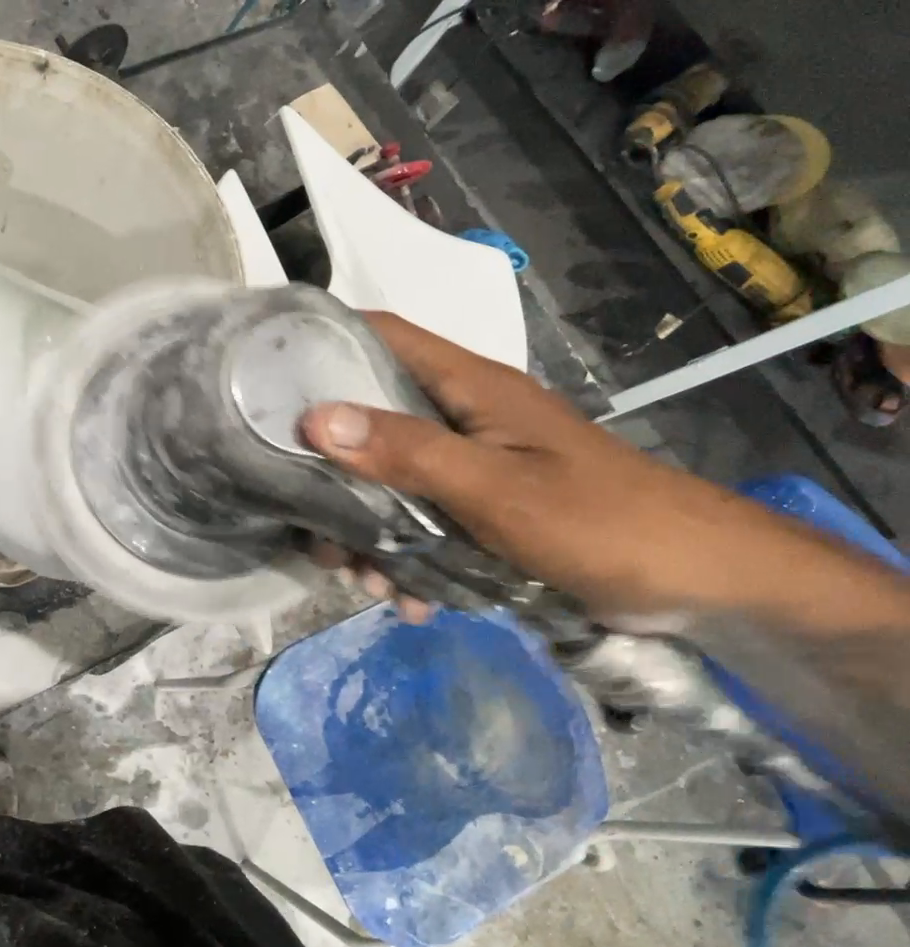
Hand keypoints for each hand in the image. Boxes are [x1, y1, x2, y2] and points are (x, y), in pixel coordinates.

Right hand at [299, 313, 871, 624]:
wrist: (697, 584)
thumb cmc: (600, 521)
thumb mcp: (494, 488)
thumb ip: (407, 452)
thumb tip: (314, 417)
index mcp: (468, 389)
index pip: (381, 334)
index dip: (321, 339)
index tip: (261, 371)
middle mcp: (458, 418)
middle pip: (365, 421)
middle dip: (327, 472)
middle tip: (303, 518)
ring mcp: (467, 466)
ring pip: (382, 484)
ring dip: (364, 534)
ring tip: (365, 581)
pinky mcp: (476, 511)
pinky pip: (415, 527)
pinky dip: (403, 562)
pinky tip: (409, 600)